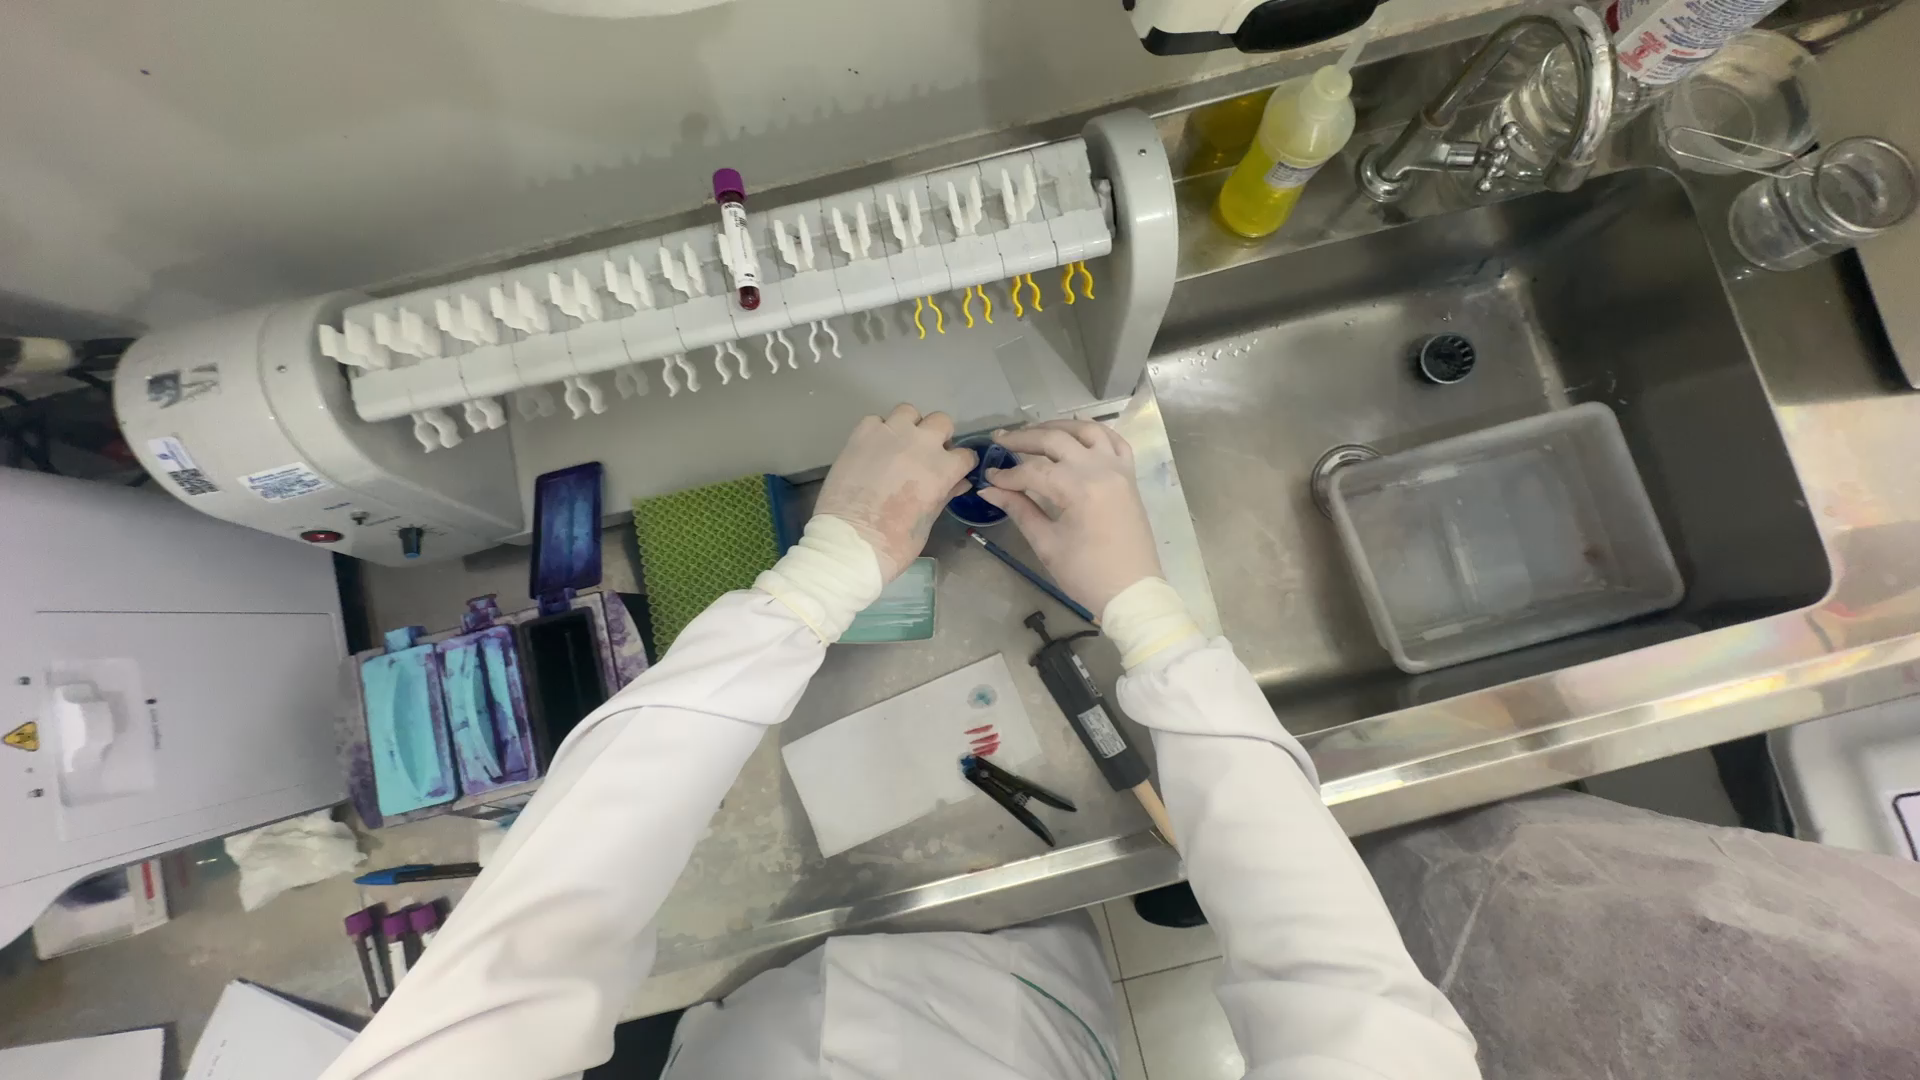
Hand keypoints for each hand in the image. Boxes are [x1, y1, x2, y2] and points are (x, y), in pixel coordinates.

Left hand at [814, 404, 974, 580]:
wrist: (850, 544)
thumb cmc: (894, 544)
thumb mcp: (927, 523)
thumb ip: (944, 495)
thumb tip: (959, 483)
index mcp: (942, 469)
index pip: (965, 454)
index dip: (962, 464)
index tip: (955, 472)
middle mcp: (920, 444)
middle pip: (942, 422)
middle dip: (939, 437)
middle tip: (927, 456)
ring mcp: (889, 434)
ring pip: (909, 411)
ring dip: (909, 426)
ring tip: (900, 446)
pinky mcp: (861, 434)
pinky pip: (876, 420)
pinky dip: (878, 431)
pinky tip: (873, 450)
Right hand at [977, 419, 1163, 616]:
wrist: (1131, 591)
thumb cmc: (1086, 574)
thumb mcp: (1047, 544)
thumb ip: (1019, 509)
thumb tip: (989, 490)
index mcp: (1079, 489)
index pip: (1034, 471)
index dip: (1008, 475)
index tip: (988, 479)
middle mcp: (1101, 469)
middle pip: (1056, 440)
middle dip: (1024, 439)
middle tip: (999, 440)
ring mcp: (1119, 469)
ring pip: (1086, 430)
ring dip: (1058, 426)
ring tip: (1033, 431)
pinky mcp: (1129, 476)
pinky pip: (1113, 441)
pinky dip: (1092, 433)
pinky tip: (1074, 436)